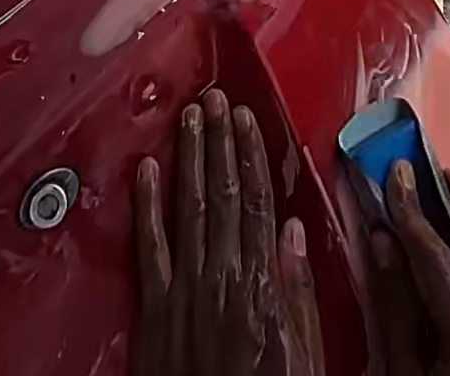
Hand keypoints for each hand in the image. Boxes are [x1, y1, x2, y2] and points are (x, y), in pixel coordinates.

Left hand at [133, 89, 324, 375]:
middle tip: (214, 98)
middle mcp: (222, 275)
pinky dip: (146, 205)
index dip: (251, 155)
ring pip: (189, 207)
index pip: (258, 202)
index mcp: (262, 284)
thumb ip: (297, 291)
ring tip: (188, 115)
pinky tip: (145, 168)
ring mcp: (185, 288)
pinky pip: (149, 247)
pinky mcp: (153, 307)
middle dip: (219, 142)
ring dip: (190, 157)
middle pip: (224, 194)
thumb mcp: (304, 356)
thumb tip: (291, 228)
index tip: (245, 117)